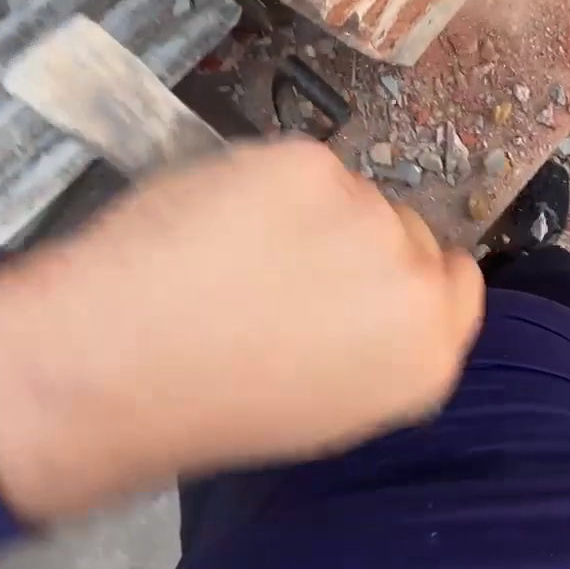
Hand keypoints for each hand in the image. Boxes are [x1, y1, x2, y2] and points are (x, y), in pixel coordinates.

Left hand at [0, 138, 483, 521]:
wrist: (109, 364)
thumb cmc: (213, 402)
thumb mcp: (332, 405)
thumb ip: (385, 344)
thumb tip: (385, 295)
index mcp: (428, 348)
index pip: (460, 281)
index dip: (411, 278)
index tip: (368, 282)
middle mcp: (416, 276)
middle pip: (408, 231)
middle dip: (363, 246)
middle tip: (294, 276)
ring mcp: (366, 211)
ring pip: (352, 197)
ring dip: (313, 215)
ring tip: (243, 256)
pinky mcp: (310, 163)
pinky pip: (304, 169)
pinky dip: (272, 187)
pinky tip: (225, 223)